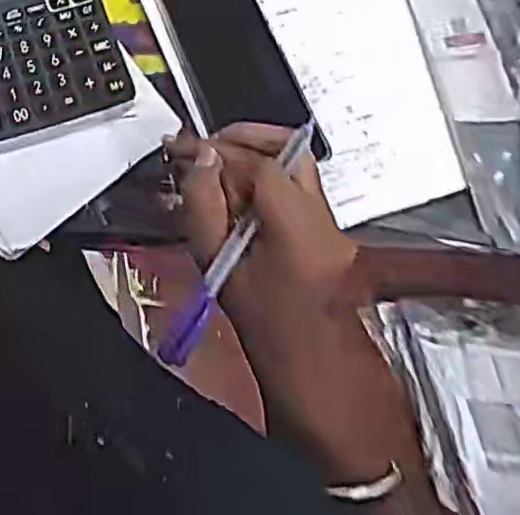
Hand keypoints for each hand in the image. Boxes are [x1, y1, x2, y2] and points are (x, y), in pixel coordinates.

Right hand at [171, 123, 356, 323]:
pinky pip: (293, 186)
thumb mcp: (219, 269)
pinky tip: (234, 196)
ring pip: (294, 163)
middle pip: (289, 149)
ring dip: (250, 156)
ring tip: (215, 170)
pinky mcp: (328, 233)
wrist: (324, 381)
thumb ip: (204, 206)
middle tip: (204, 148)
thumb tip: (200, 160)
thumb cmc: (271, 338)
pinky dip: (261, 178)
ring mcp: (333, 227)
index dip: (218, 151)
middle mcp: (326, 223)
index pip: (259, 166)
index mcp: (300, 234)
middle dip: (240, 139)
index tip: (187, 152)